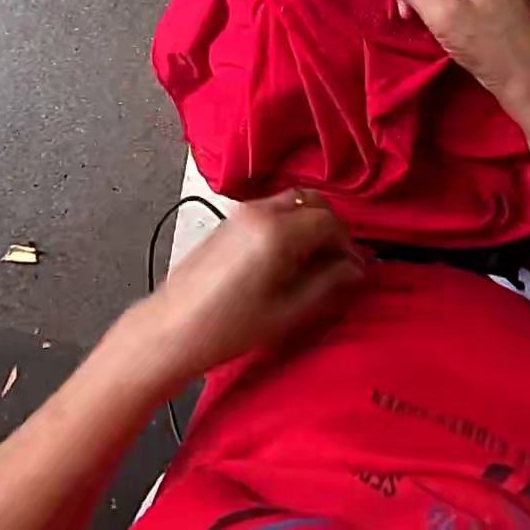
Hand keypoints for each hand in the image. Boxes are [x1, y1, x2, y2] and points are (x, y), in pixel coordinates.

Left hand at [125, 190, 363, 380]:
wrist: (172, 327)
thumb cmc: (228, 328)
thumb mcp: (286, 313)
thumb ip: (327, 285)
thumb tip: (357, 269)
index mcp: (276, 232)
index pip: (328, 221)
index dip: (348, 244)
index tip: (356, 269)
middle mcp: (259, 211)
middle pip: (311, 201)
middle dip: (331, 226)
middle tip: (339, 260)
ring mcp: (241, 212)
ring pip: (291, 201)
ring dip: (310, 221)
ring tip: (315, 260)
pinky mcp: (229, 219)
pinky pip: (271, 208)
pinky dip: (290, 221)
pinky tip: (288, 256)